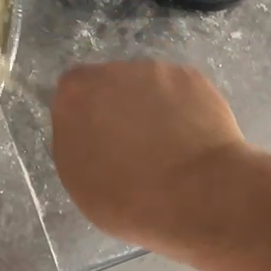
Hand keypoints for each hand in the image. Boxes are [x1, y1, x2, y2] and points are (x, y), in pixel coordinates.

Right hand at [50, 60, 247, 249]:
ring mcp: (156, 71)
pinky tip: (192, 139)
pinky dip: (183, 109)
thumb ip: (76, 143)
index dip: (86, 119)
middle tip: (135, 147)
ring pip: (148, 87)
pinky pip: (180, 92)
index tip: (99, 144)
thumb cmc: (128, 199)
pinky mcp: (193, 78)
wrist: (198, 195)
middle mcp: (112, 71)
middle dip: (120, 109)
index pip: (72, 96)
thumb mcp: (79, 181)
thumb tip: (91, 131)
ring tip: (170, 147)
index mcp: (75, 95)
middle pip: (111, 85)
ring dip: (153, 108)